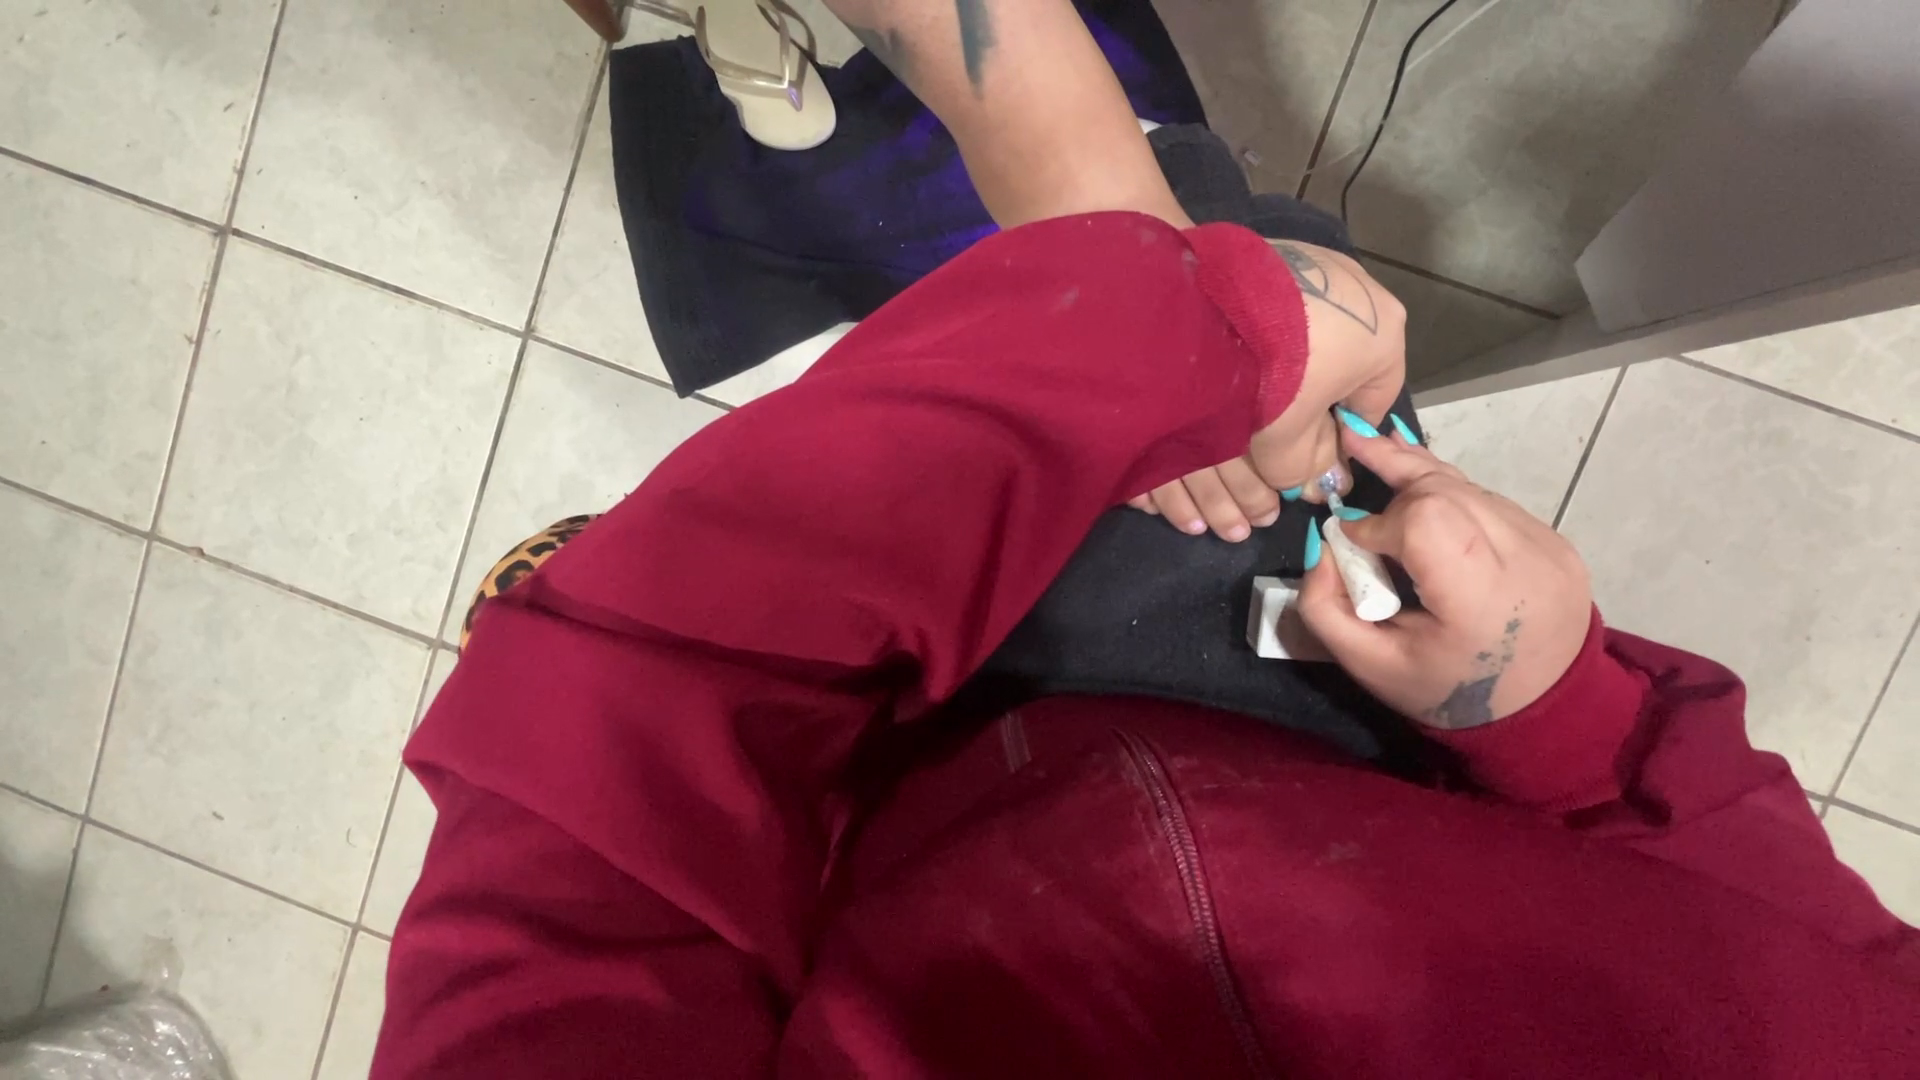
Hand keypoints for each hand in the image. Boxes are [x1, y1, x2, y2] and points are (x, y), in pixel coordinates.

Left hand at [1128, 240, 1407, 539]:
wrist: (1217, 301)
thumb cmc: (1272, 374)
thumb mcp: (1286, 434)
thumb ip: (1300, 467)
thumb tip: (1307, 489)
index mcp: (1387, 337)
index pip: (1372, 404)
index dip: (1338, 436)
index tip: (1304, 450)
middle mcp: (1369, 292)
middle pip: (1343, 366)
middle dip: (1311, 397)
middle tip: (1272, 418)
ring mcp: (1325, 265)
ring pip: (1312, 333)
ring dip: (1287, 361)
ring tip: (1250, 383)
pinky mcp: (1284, 252)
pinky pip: (1284, 305)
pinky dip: (1267, 329)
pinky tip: (1238, 346)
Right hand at [1297, 426, 1592, 728]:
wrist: (1543, 712)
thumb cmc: (1444, 691)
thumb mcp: (1366, 664)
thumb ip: (1324, 606)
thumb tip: (1324, 544)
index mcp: (1480, 601)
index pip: (1426, 521)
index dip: (1378, 521)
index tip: (1351, 541)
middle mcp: (1525, 561)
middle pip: (1446, 490)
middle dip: (1393, 475)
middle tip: (1351, 444)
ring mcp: (1548, 546)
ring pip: (1467, 487)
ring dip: (1417, 478)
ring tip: (1375, 447)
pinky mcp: (1555, 541)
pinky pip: (1487, 501)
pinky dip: (1446, 494)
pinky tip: (1417, 488)